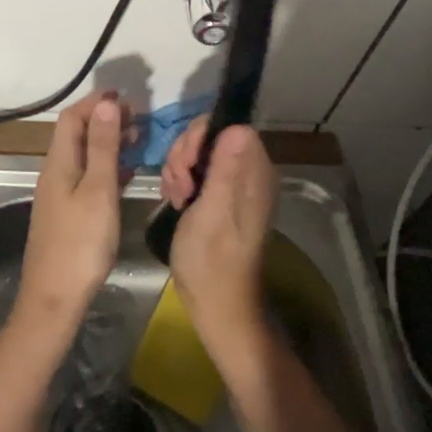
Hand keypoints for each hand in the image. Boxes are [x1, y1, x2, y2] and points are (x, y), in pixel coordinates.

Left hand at [16, 92, 130, 327]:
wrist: (55, 299)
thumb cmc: (80, 243)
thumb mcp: (97, 190)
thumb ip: (102, 147)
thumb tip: (106, 104)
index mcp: (59, 162)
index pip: (72, 117)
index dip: (96, 103)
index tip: (128, 98)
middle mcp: (56, 172)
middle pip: (77, 134)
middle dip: (105, 119)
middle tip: (140, 117)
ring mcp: (61, 194)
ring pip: (84, 155)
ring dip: (108, 142)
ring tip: (139, 138)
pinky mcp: (69, 214)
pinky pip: (88, 177)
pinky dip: (107, 166)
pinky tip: (127, 172)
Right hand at [161, 118, 276, 351]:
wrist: (215, 305)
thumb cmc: (212, 261)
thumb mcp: (212, 213)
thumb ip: (225, 170)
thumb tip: (237, 127)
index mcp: (255, 174)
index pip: (231, 126)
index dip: (201, 137)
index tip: (185, 165)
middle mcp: (251, 175)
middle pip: (213, 136)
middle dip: (186, 154)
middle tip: (177, 186)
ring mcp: (236, 187)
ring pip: (202, 153)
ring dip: (180, 168)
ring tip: (176, 197)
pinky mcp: (222, 198)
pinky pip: (199, 171)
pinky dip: (182, 180)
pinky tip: (175, 201)